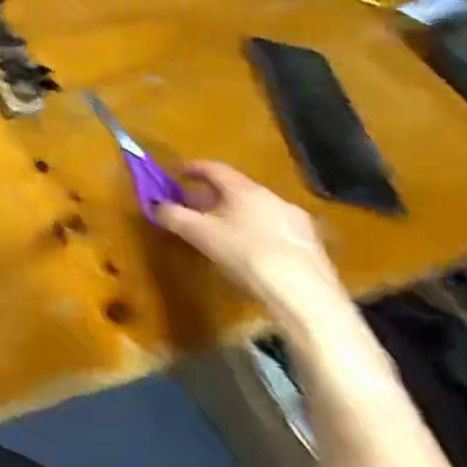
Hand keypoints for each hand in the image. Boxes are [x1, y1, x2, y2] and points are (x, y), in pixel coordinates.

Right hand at [155, 161, 345, 317]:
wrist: (307, 299)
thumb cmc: (247, 256)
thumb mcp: (199, 235)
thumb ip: (173, 215)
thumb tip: (156, 205)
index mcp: (246, 190)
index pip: (214, 168)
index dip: (192, 168)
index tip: (176, 173)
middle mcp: (273, 199)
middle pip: (235, 188)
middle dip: (210, 194)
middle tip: (192, 205)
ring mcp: (297, 222)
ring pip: (256, 208)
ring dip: (233, 213)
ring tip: (217, 229)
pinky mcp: (310, 245)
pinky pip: (272, 227)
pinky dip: (253, 229)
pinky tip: (247, 250)